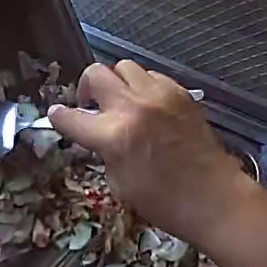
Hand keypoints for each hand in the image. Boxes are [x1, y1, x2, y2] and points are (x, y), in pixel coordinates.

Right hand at [48, 60, 260, 245]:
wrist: (211, 195)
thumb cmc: (163, 200)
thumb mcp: (118, 183)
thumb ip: (103, 150)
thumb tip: (96, 134)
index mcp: (114, 134)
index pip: (72, 117)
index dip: (58, 117)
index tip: (56, 114)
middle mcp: (134, 105)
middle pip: (96, 74)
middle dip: (86, 87)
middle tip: (90, 103)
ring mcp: (159, 94)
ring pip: (125, 66)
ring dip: (116, 82)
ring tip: (121, 101)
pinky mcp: (179, 91)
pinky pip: (152, 75)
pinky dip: (142, 86)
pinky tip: (147, 105)